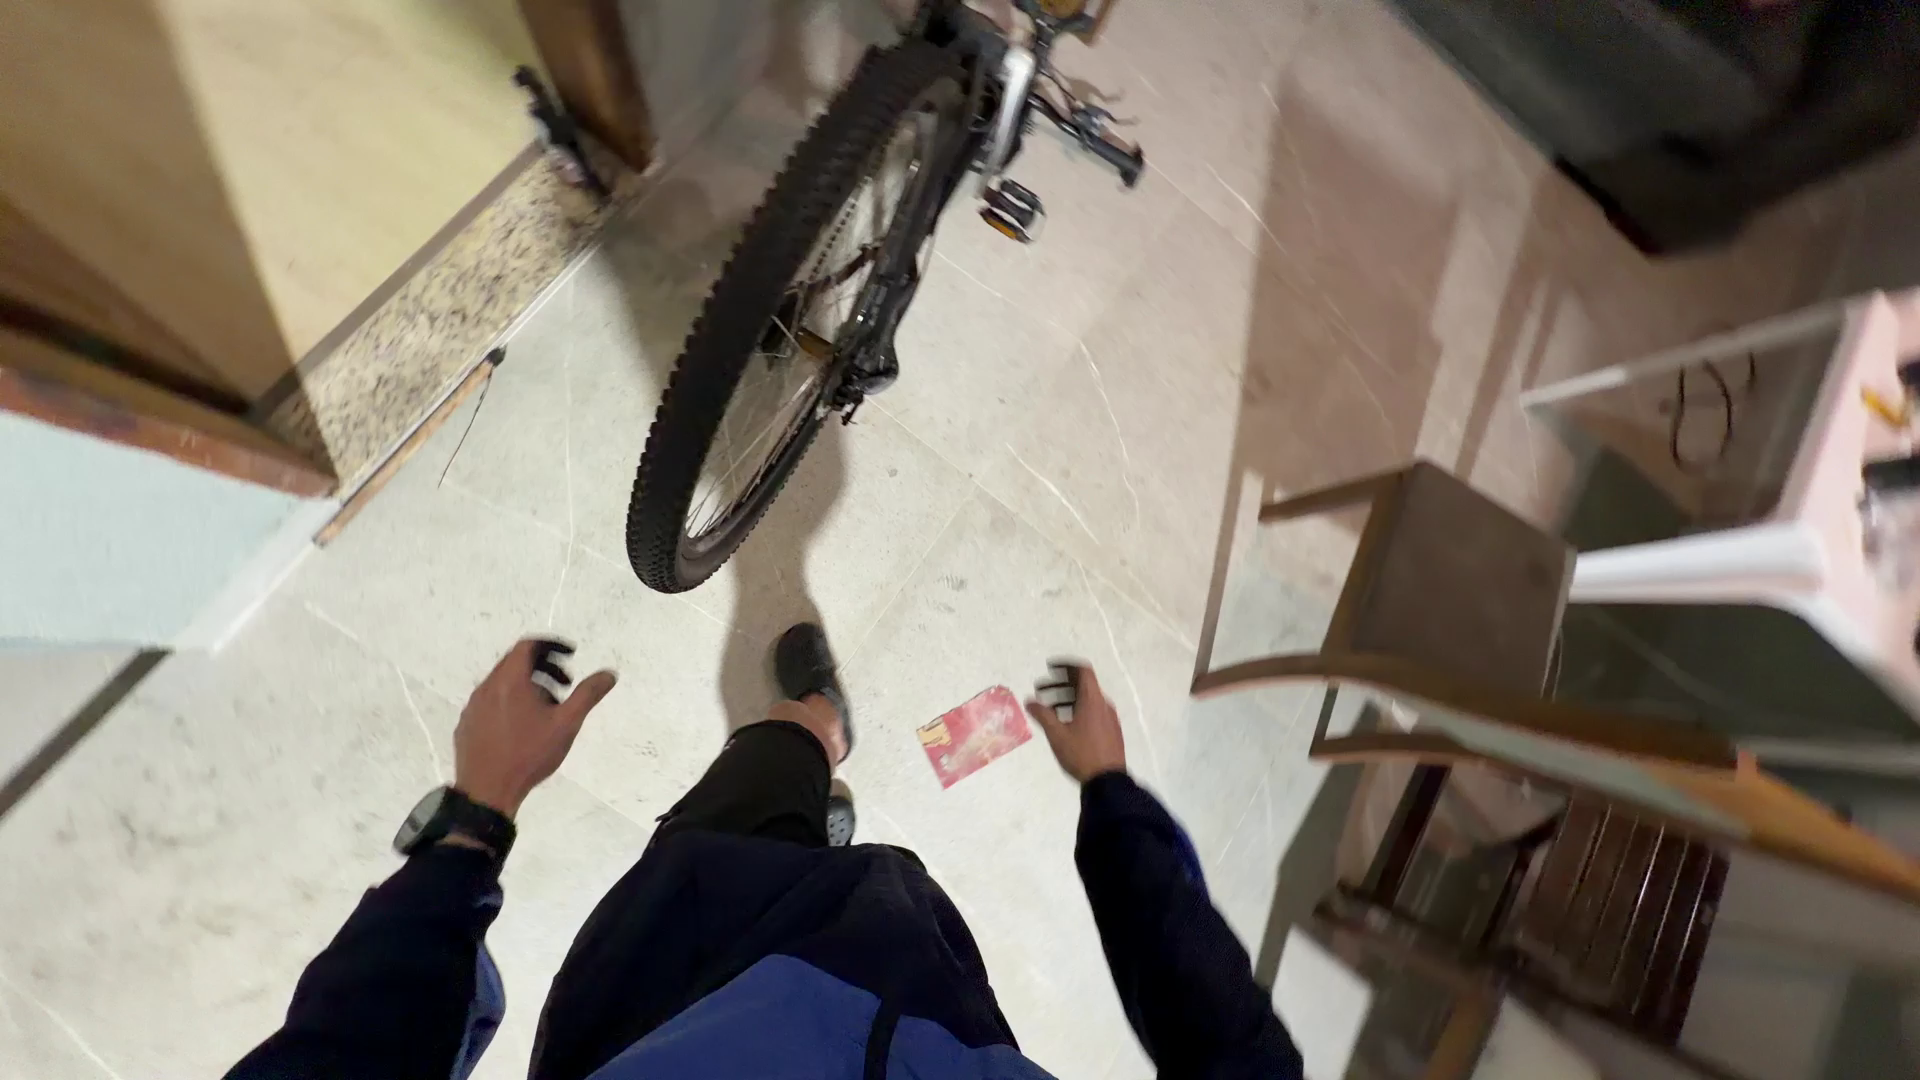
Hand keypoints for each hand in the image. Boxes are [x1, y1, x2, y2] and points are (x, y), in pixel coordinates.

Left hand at [453, 639, 615, 817]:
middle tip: (566, 683)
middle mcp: (487, 688)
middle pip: (515, 662)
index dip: (551, 645)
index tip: (570, 654)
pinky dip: (511, 700)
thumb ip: (588, 694)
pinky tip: (523, 725)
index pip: (527, 646)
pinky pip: (491, 700)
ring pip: (502, 682)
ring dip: (528, 684)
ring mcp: (473, 707)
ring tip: (548, 707)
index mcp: (510, 682)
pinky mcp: (466, 725)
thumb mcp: (567, 723)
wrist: (487, 792)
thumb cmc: (529, 754)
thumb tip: (609, 674)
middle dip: (544, 666)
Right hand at [1027, 665, 1126, 783]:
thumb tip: (1029, 701)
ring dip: (1068, 699)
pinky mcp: (1112, 731)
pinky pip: (1093, 712)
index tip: (1050, 668)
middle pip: (1083, 685)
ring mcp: (1110, 719)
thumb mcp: (1057, 734)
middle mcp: (1104, 705)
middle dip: (1061, 685)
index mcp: (1092, 700)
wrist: (1108, 781)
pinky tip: (1065, 725)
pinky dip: (1078, 710)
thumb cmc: (1081, 754)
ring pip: (1087, 700)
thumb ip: (1042, 715)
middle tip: (1042, 691)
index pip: (1083, 671)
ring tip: (1050, 710)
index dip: (1066, 666)